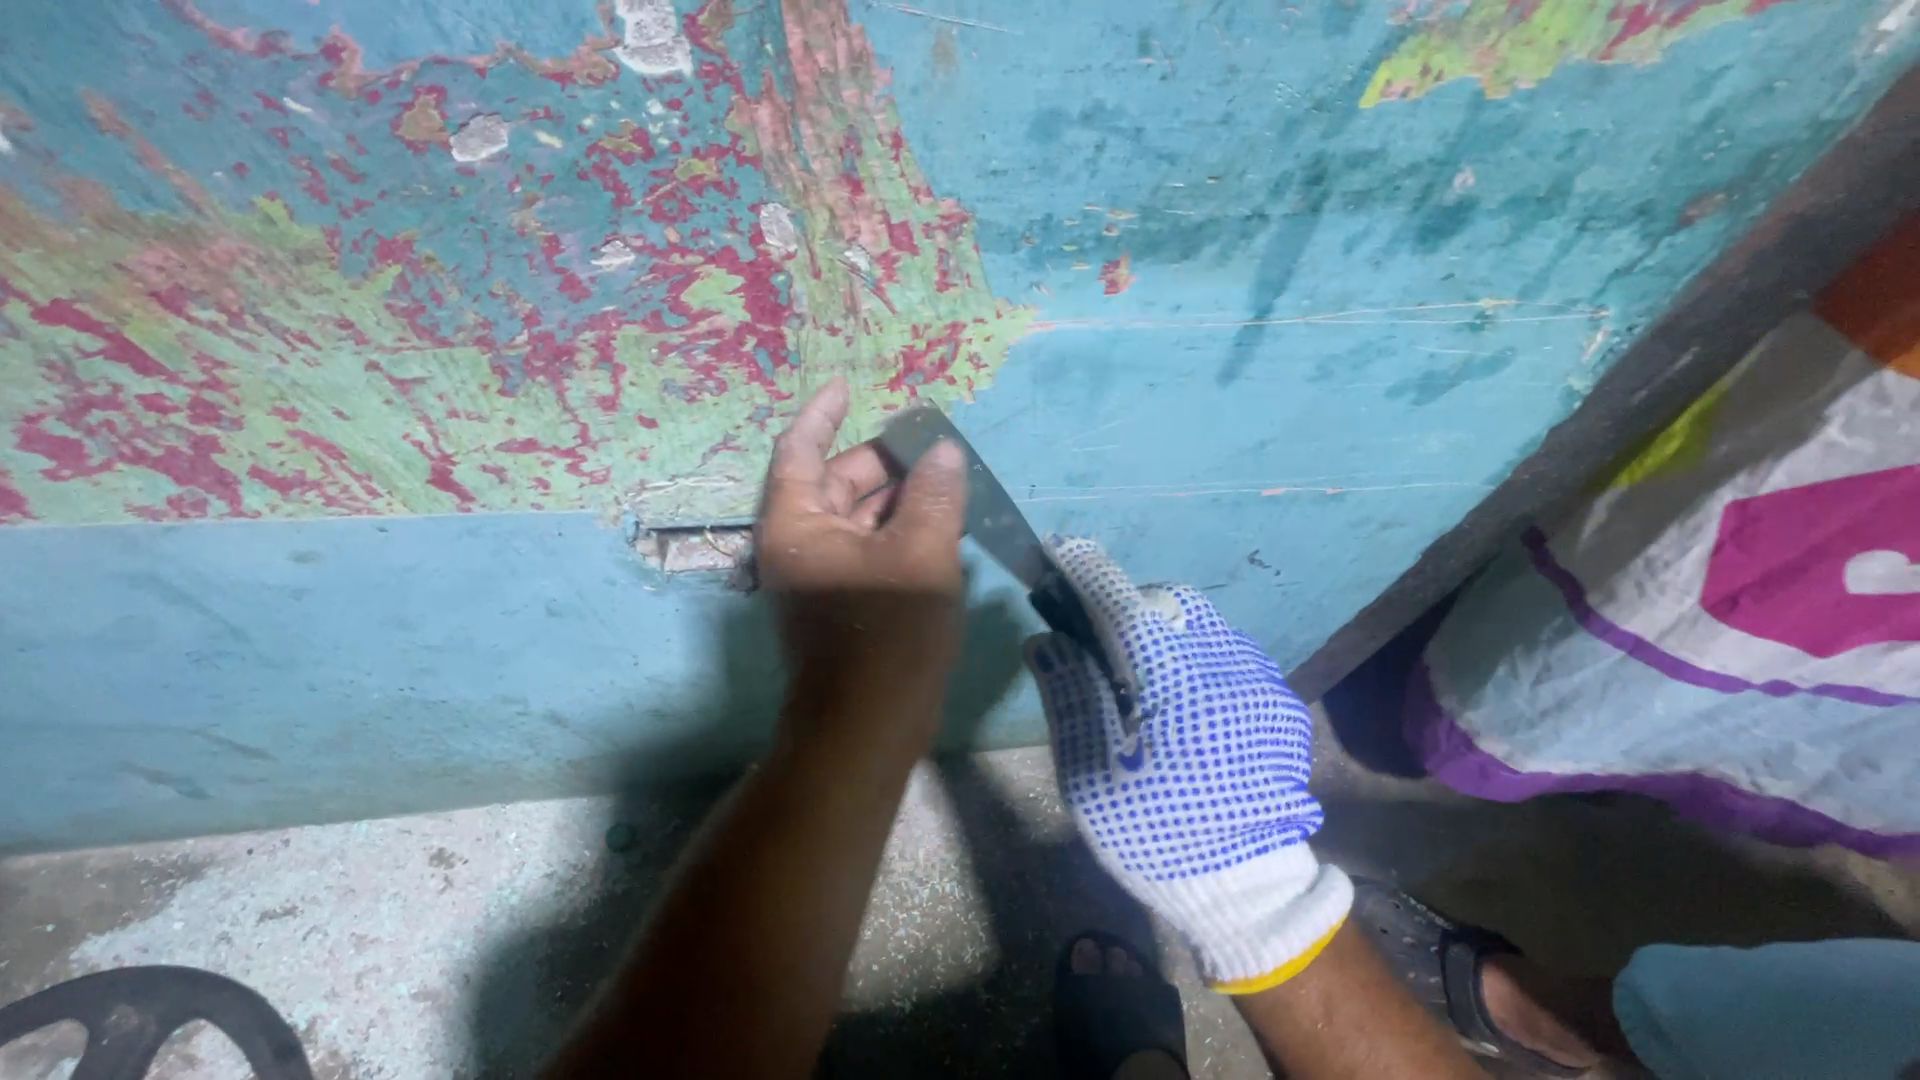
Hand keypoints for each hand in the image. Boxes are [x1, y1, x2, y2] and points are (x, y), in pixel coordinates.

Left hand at [756, 378, 969, 742]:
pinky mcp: (846, 603)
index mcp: (797, 523)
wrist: (868, 727)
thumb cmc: (886, 635)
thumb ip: (933, 496)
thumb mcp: (920, 555)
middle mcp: (801, 543)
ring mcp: (823, 576)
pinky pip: (872, 550)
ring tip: (949, 482)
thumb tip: (942, 453)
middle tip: (934, 446)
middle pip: (837, 482)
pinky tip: (942, 528)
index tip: (846, 385)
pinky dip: (902, 533)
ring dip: (900, 499)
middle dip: (884, 462)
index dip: (823, 414)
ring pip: (860, 518)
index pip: (801, 450)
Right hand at [1025, 537, 1351, 990]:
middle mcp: (1226, 670)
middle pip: (1171, 602)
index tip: (1062, 546)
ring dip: (1165, 630)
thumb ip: (1070, 697)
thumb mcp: (1091, 776)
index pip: (1123, 606)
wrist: (1246, 890)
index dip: (1088, 571)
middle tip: (1103, 641)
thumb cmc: (1154, 836)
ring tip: (1147, 681)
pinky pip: (1229, 652)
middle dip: (1131, 603)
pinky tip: (1187, 705)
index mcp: (1174, 689)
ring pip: (1204, 623)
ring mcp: (1262, 683)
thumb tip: (1045, 640)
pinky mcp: (1280, 701)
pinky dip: (1195, 656)